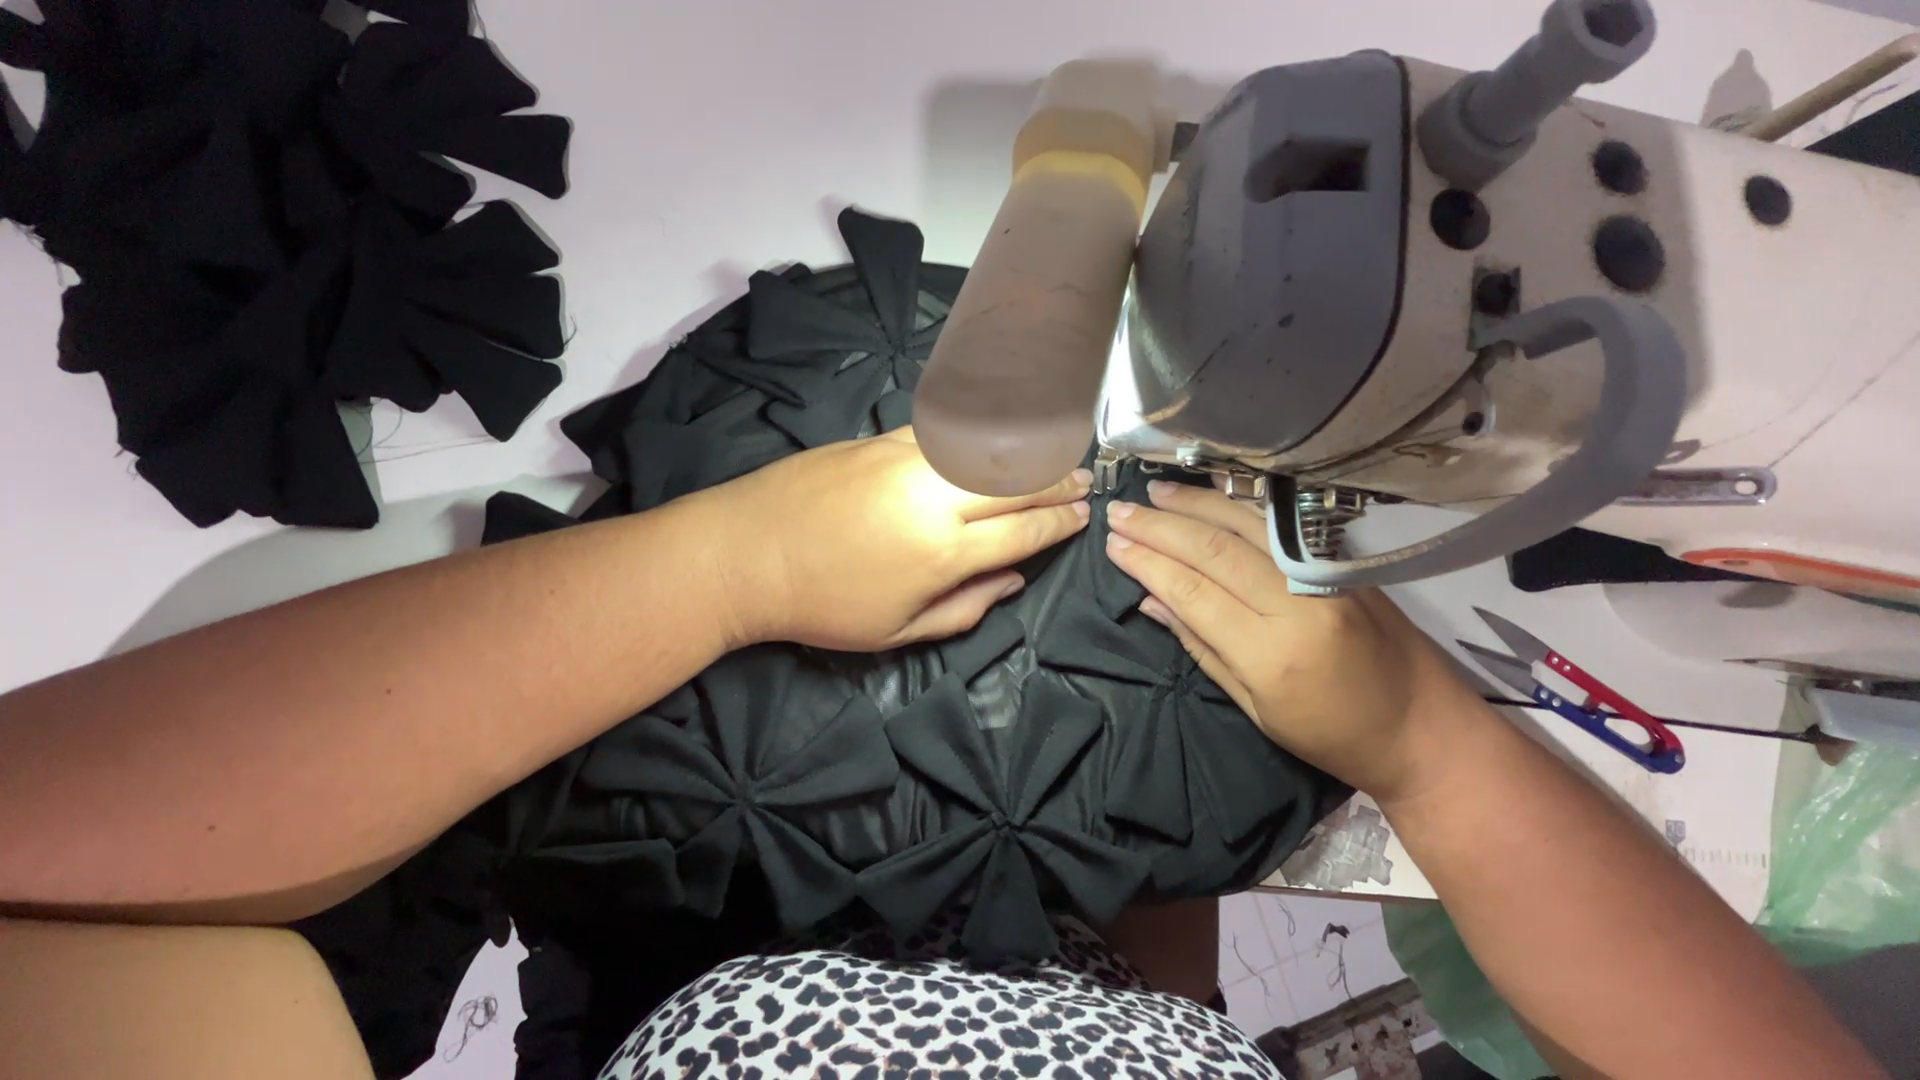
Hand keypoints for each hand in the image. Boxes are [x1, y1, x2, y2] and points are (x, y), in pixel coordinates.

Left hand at [692, 427, 1091, 651]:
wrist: (744, 554)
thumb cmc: (820, 607)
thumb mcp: (897, 632)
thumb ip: (965, 608)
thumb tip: (1013, 580)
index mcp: (944, 554)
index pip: (1024, 532)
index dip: (1061, 524)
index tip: (1084, 516)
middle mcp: (935, 499)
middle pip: (1017, 485)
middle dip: (1059, 484)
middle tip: (1085, 483)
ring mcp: (908, 461)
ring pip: (988, 451)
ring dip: (1030, 453)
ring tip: (1057, 456)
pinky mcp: (881, 440)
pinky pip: (946, 432)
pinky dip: (981, 434)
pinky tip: (998, 435)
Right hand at [1102, 480, 1472, 801]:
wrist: (1425, 728)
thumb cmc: (1332, 736)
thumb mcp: (1256, 709)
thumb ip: (1202, 648)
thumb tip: (1151, 602)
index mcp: (1270, 653)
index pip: (1193, 592)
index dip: (1148, 564)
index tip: (1113, 544)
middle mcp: (1297, 604)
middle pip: (1214, 550)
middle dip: (1160, 527)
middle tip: (1119, 511)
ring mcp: (1324, 577)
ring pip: (1246, 526)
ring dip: (1195, 504)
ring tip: (1153, 493)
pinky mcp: (1342, 564)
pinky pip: (1278, 527)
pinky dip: (1239, 505)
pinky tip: (1210, 494)